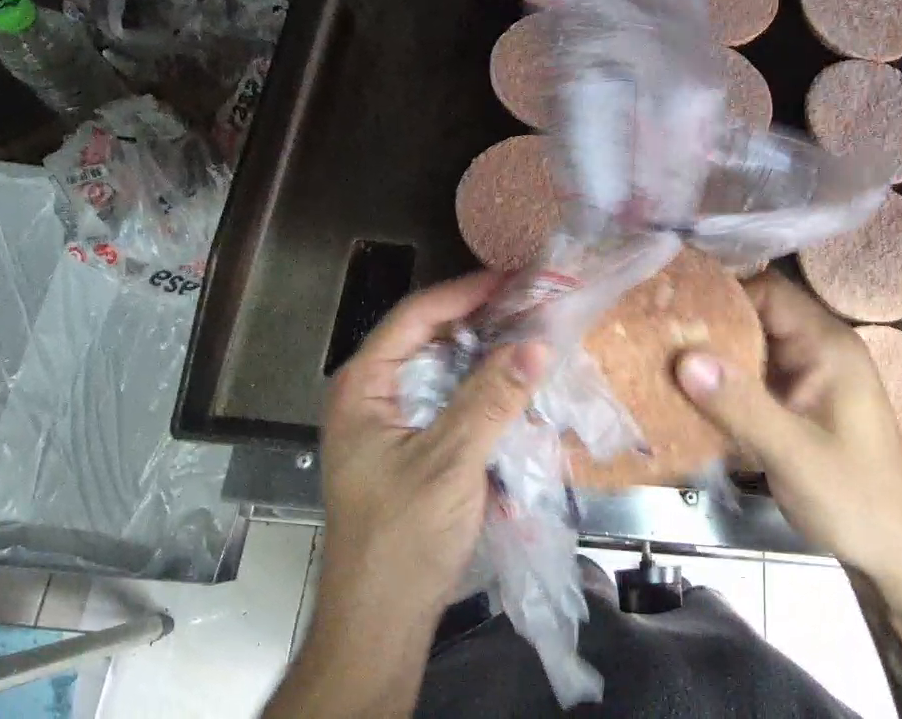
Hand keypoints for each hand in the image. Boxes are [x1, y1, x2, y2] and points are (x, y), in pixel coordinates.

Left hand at [317, 272, 547, 633]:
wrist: (381, 622)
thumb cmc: (402, 538)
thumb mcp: (450, 462)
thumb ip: (492, 399)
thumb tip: (538, 344)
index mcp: (363, 387)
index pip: (415, 317)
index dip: (465, 292)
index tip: (514, 279)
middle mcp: (374, 396)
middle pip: (432, 340)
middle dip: (484, 324)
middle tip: (535, 308)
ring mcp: (393, 424)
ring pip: (447, 373)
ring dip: (489, 359)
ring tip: (536, 341)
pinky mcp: (414, 450)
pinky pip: (453, 405)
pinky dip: (486, 395)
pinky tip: (522, 391)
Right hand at [676, 272, 901, 580]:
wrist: (895, 556)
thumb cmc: (855, 498)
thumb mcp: (794, 453)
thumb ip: (740, 404)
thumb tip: (684, 357)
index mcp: (827, 345)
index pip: (767, 292)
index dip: (720, 293)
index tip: (670, 305)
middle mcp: (817, 352)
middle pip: (754, 318)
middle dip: (707, 327)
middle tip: (653, 335)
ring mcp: (806, 380)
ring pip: (749, 351)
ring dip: (711, 358)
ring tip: (656, 359)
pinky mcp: (796, 407)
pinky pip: (752, 382)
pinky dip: (722, 388)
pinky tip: (683, 398)